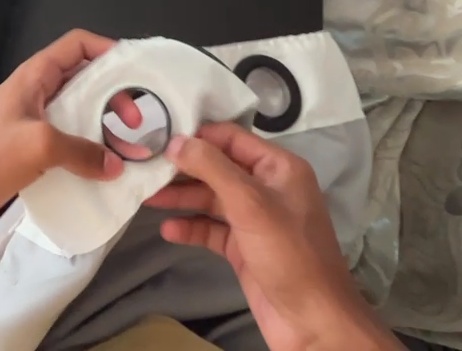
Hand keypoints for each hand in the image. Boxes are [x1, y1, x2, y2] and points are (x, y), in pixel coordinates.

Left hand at [0, 29, 123, 229]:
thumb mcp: (39, 145)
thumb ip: (81, 152)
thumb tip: (116, 165)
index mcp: (35, 76)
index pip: (77, 45)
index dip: (107, 49)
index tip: (136, 71)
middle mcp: (36, 93)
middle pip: (83, 80)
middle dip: (113, 95)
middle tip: (135, 122)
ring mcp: (32, 122)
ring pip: (77, 114)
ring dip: (103, 127)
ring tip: (126, 149)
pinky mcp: (29, 152)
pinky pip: (67, 144)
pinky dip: (87, 152)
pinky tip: (103, 172)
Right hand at [146, 123, 396, 350]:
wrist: (314, 326)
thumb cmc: (288, 254)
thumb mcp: (250, 203)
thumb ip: (211, 167)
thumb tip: (175, 140)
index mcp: (278, 167)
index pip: (230, 138)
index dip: (197, 136)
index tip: (161, 137)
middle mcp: (267, 188)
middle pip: (217, 167)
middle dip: (184, 168)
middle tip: (148, 167)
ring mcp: (255, 220)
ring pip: (211, 198)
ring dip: (182, 197)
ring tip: (148, 197)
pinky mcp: (244, 248)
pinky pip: (212, 228)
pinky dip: (191, 226)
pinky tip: (168, 230)